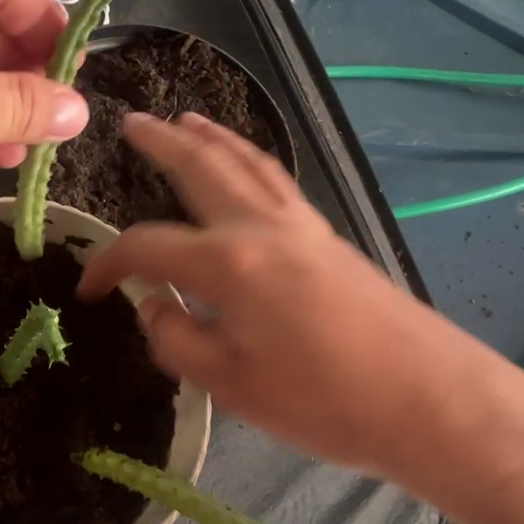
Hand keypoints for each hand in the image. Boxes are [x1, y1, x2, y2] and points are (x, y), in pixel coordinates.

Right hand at [77, 112, 488, 476]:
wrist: (436, 403)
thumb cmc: (327, 403)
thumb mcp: (233, 388)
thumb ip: (179, 342)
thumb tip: (155, 308)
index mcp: (228, 263)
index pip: (147, 248)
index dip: (108, 265)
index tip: (87, 290)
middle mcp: (260, 228)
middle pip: (202, 169)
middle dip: (162, 143)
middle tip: (133, 123)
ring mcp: (300, 227)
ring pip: (247, 163)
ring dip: (212, 138)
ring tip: (187, 120)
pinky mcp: (328, 238)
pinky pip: (276, 180)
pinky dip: (250, 159)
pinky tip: (245, 165)